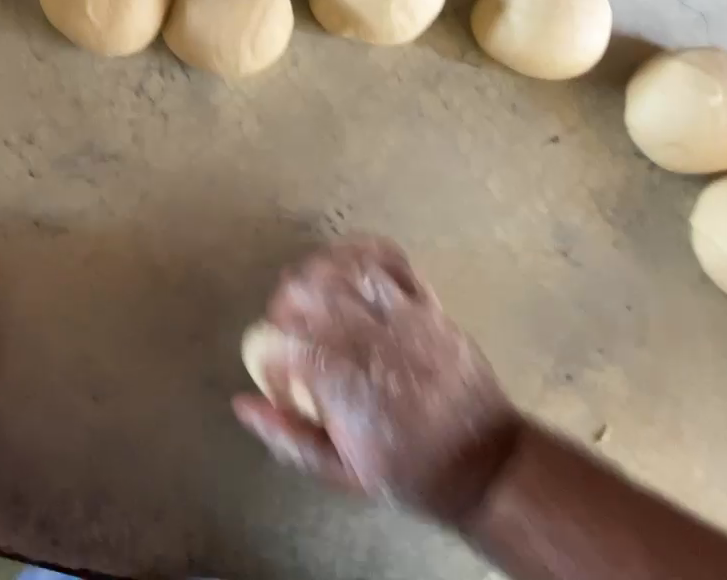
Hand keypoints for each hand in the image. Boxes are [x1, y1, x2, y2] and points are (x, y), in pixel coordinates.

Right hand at [232, 240, 522, 525]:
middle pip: (305, 291)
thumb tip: (241, 404)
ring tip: (309, 292)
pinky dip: (356, 252)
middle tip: (286, 324)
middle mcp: (368, 341)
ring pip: (340, 267)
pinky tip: (343, 266)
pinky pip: (386, 257)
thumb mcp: (343, 473)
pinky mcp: (424, 302)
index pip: (283, 342)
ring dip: (313, 273)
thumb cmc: (409, 470)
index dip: (267, 350)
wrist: (486, 464)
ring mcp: (400, 316)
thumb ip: (289, 438)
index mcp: (345, 384)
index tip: (273, 368)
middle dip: (283, 303)